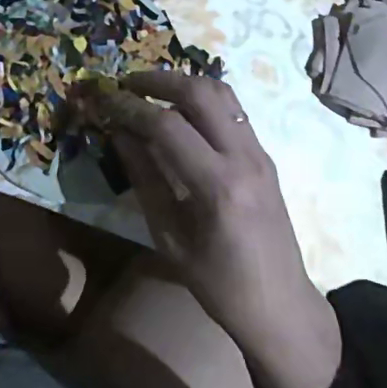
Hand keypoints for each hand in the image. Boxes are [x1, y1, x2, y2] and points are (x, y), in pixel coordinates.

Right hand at [112, 71, 341, 387]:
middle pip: (199, 93)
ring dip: (182, 83)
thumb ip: (145, 178)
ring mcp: (259, 152)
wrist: (281, 306)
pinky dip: (203, 97)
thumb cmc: (219, 285)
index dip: (130, 108)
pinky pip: (232, 109)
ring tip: (151, 90)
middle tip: (126, 84)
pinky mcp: (265, 154)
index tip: (105, 100)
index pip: (167, 126)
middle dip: (157, 81)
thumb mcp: (169, 237)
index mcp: (218, 187)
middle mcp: (244, 158)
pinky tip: (180, 107)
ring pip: (221, 92)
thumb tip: (119, 133)